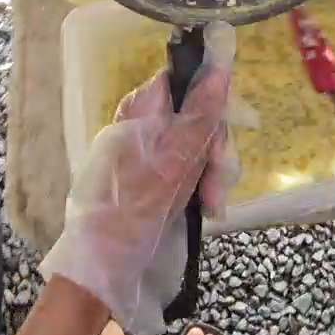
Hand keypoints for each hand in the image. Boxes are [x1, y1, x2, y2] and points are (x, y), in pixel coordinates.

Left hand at [40, 22, 237, 334]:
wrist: (102, 268)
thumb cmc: (133, 207)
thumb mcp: (173, 159)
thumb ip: (199, 113)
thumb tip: (220, 66)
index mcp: (143, 108)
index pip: (186, 79)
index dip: (214, 96)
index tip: (232, 123)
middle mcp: (148, 123)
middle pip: (199, 114)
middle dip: (217, 147)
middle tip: (221, 178)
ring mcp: (154, 151)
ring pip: (201, 143)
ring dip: (215, 171)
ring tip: (213, 203)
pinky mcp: (160, 178)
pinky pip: (193, 167)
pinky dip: (204, 185)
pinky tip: (209, 207)